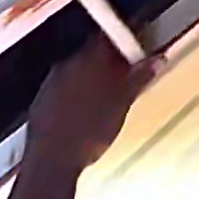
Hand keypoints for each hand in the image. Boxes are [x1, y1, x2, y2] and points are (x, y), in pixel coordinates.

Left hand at [26, 35, 164, 172]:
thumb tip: (157, 60)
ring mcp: (51, 82)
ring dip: (92, 79)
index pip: (109, 37)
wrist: (53, 161)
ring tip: (106, 101)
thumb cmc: (89, 130)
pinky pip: (63, 88)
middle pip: (92, 53)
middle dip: (110, 63)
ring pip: (78, 71)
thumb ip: (140, 77)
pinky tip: (85, 113)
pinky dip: (75, 94)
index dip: (124, 42)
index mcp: (90, 60)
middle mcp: (68, 65)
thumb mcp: (124, 102)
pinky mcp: (40, 100)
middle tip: (125, 78)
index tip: (134, 52)